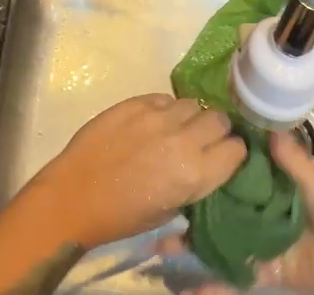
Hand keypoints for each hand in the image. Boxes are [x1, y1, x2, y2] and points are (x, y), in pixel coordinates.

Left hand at [18, 94, 245, 249]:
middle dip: (215, 130)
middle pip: (219, 119)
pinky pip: (165, 98)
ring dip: (189, 117)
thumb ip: (195, 181)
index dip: (232, 153)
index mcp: (195, 173)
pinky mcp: (137, 101)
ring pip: (192, 104)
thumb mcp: (170, 210)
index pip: (237, 149)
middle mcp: (184, 139)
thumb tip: (207, 163)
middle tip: (201, 140)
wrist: (76, 195)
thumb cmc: (123, 215)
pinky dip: (164, 109)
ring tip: (174, 130)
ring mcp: (159, 116)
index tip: (223, 156)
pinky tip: (151, 123)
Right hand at [172, 133, 313, 294]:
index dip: (209, 168)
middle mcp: (265, 208)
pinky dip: (216, 281)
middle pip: (223, 207)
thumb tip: (262, 123)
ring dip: (195, 245)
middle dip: (193, 209)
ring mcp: (264, 241)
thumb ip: (290, 157)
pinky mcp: (269, 271)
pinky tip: (190, 287)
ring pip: (223, 239)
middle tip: (159, 210)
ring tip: (160, 247)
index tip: (179, 160)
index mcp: (277, 180)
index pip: (236, 172)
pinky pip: (238, 274)